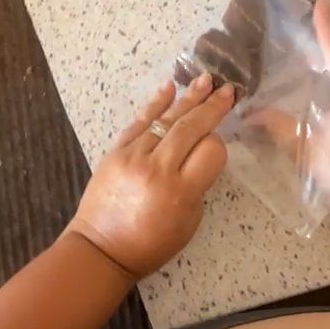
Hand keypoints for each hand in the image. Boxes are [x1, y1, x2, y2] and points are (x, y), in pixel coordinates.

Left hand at [67, 75, 234, 278]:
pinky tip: (170, 88)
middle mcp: (157, 169)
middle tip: (227, 90)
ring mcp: (134, 156)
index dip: (218, 146)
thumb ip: (197, 185)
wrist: (101, 248)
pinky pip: (139, 121)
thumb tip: (199, 154)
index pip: (211, 151)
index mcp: (180, 192)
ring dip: (189, 98)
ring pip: (166, 119)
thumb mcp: (189, 222)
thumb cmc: (151, 244)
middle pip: (191, 128)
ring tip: (206, 80)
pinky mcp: (116, 151)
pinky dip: (156, 104)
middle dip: (212, 107)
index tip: (217, 146)